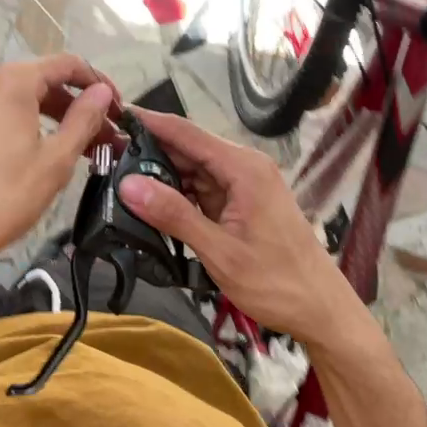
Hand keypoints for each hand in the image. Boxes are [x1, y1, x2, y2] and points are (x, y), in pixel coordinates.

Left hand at [0, 55, 120, 307]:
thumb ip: (83, 119)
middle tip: (103, 138)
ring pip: (18, 96)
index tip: (117, 109)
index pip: (66, 64)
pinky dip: (22, 122)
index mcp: (12, 80)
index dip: (97, 83)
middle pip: (41, 79)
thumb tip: (101, 91)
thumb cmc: (2, 198)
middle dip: (75, 105)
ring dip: (50, 116)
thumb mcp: (55, 161)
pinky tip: (38, 150)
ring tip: (77, 148)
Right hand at [117, 108, 357, 343]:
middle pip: (187, 148)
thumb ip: (174, 215)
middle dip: (147, 151)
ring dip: (160, 174)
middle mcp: (244, 166)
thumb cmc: (276, 282)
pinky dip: (178, 194)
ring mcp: (244, 185)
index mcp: (243, 168)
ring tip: (117, 179)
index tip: (111, 115)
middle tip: (104, 156)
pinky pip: (203, 188)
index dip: (148, 121)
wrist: (323, 312)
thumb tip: (127, 184)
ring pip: (193, 168)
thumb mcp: (220, 252)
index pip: (185, 132)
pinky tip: (150, 203)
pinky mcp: (242, 203)